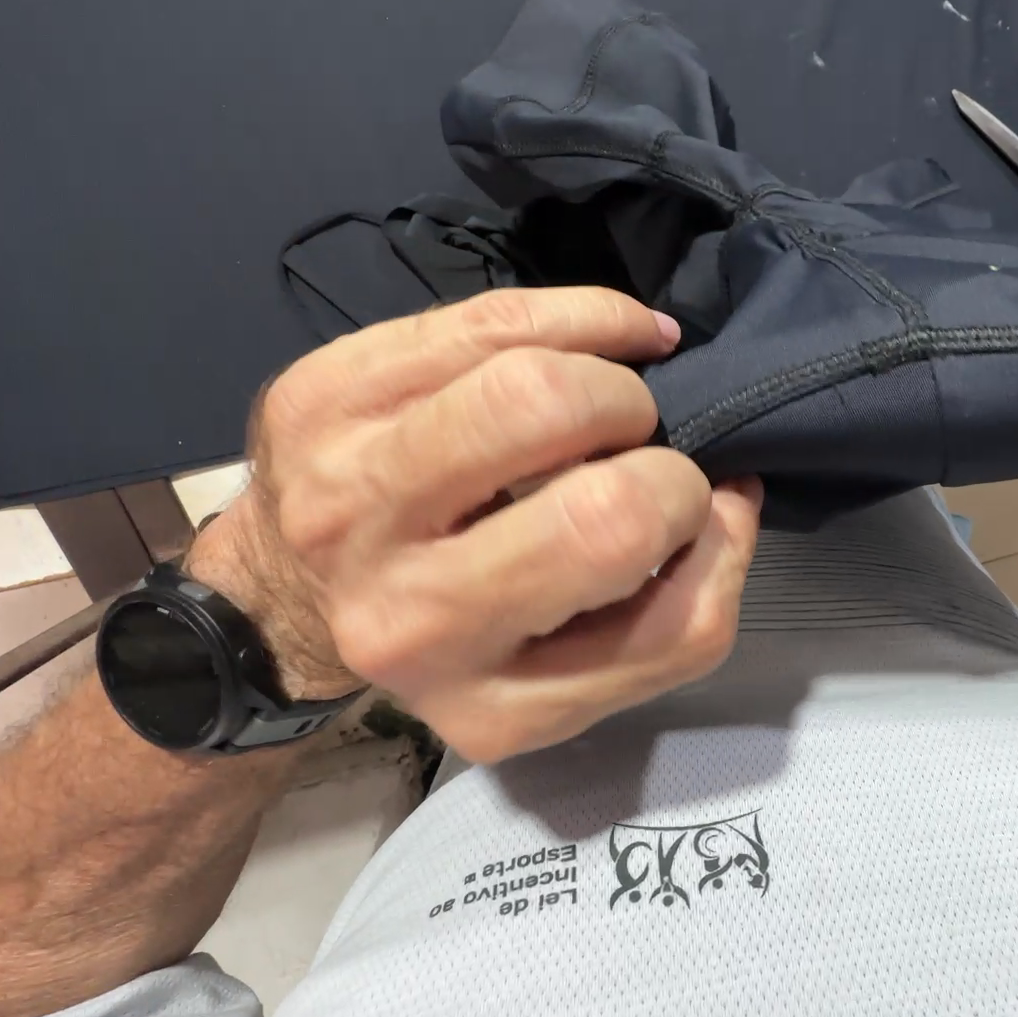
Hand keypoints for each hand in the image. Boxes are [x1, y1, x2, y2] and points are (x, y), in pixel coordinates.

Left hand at [185, 288, 761, 761]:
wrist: (289, 595)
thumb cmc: (465, 631)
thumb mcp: (581, 677)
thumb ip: (683, 607)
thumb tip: (728, 490)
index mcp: (494, 700)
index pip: (676, 620)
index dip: (720, 547)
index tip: (703, 514)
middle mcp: (409, 617)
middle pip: (607, 514)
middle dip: (670, 469)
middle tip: (651, 461)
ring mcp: (352, 497)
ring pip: (538, 396)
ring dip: (621, 389)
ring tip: (621, 405)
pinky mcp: (323, 394)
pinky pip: (491, 320)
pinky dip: (588, 316)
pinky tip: (620, 335)